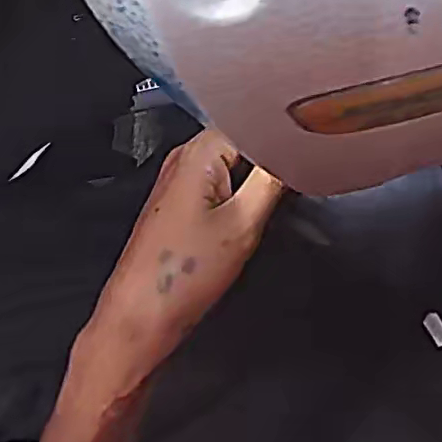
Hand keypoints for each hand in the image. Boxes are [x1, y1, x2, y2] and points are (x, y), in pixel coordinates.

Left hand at [66, 128, 285, 405]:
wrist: (138, 319)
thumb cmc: (179, 276)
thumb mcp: (244, 224)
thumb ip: (274, 179)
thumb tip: (295, 150)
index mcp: (198, 152)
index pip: (255, 123)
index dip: (283, 140)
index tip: (302, 158)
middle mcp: (184, 158)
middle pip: (245, 140)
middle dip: (270, 161)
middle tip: (288, 188)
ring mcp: (180, 179)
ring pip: (235, 163)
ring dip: (256, 180)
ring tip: (263, 207)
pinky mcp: (181, 200)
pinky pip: (221, 181)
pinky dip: (239, 194)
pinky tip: (245, 217)